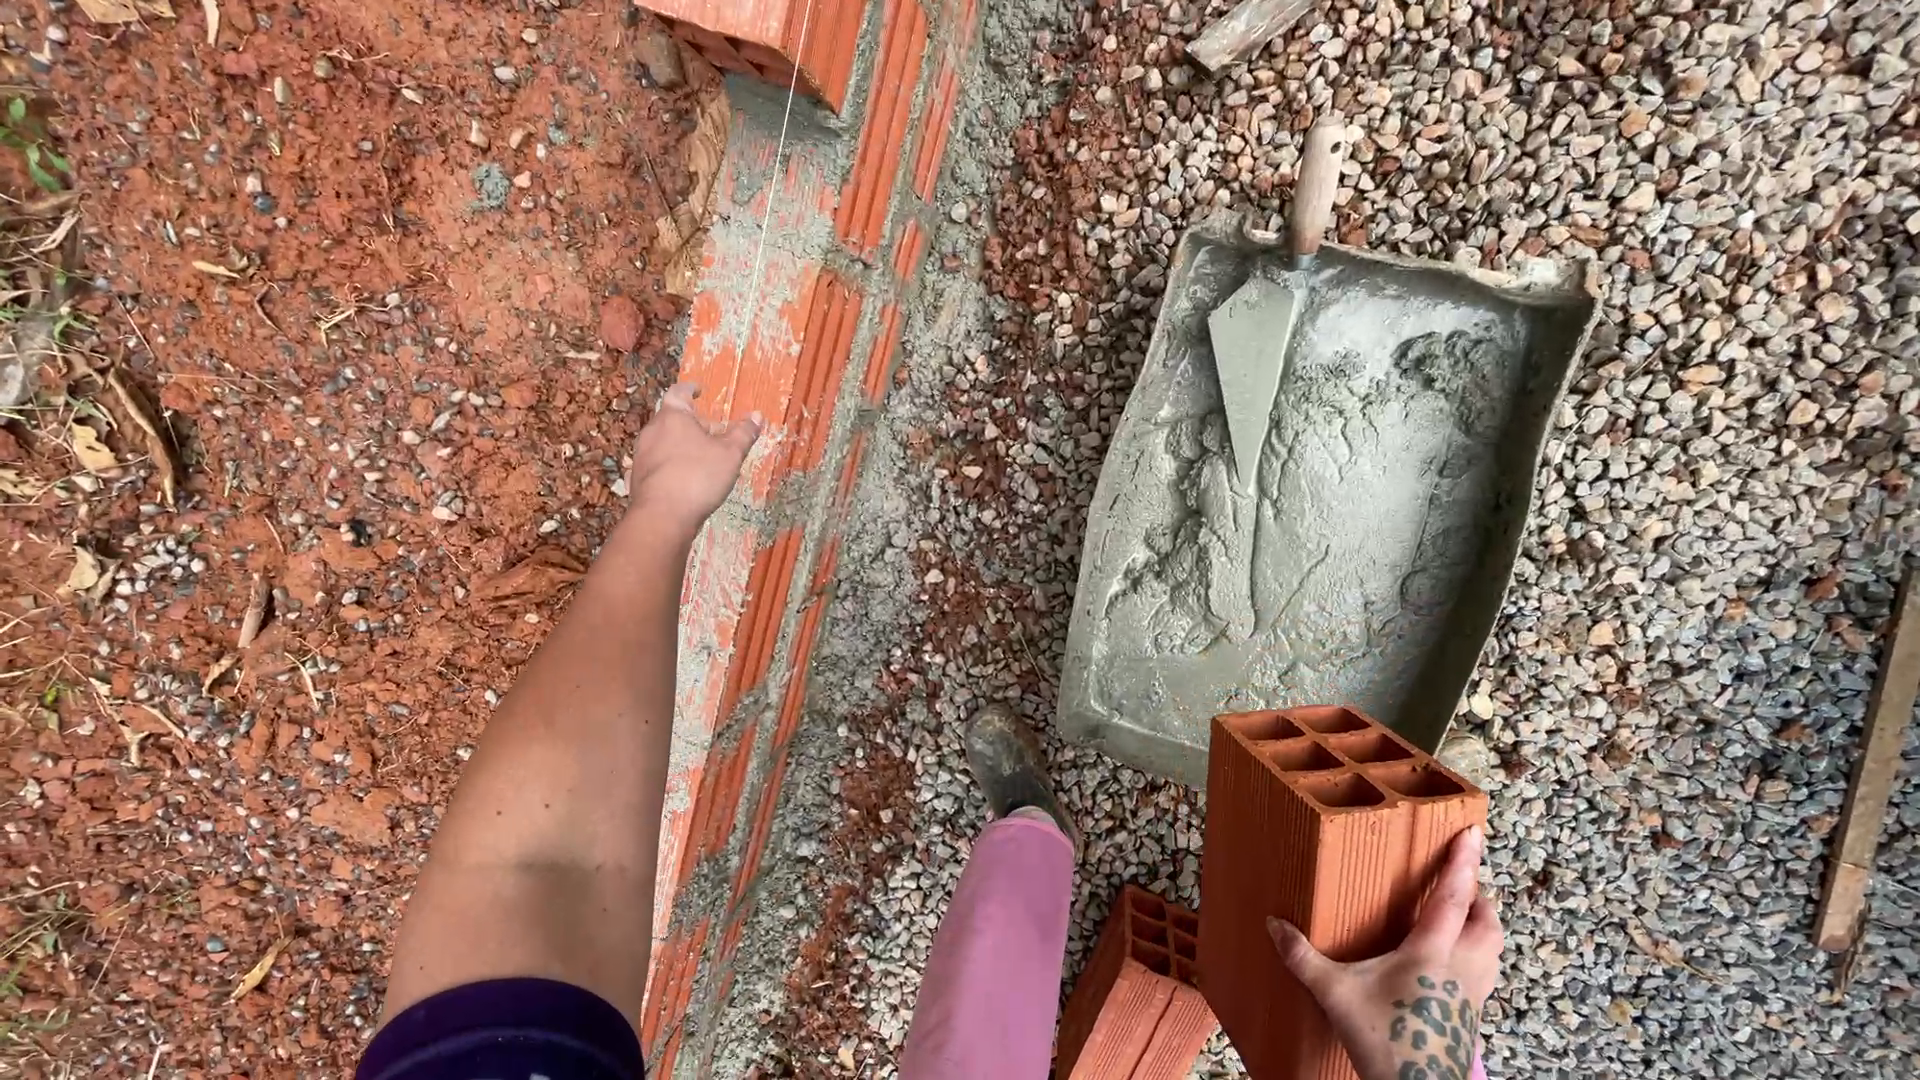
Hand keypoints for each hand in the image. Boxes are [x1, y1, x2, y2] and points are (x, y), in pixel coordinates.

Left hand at [625, 382, 760, 533]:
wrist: (662, 516)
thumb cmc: (698, 476)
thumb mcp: (730, 454)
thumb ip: (743, 434)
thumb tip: (757, 416)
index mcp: (673, 417)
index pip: (679, 393)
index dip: (690, 389)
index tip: (698, 390)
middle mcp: (652, 431)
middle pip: (671, 418)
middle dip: (691, 423)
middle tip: (711, 431)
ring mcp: (642, 454)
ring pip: (663, 441)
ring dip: (681, 444)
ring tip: (701, 456)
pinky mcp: (638, 477)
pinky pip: (658, 463)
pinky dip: (672, 464)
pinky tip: (685, 478)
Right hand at [1268, 825, 1501, 1079]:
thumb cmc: (1383, 1038)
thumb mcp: (1334, 993)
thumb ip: (1303, 956)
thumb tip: (1272, 923)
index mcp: (1431, 952)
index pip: (1453, 897)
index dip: (1462, 862)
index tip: (1472, 832)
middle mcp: (1461, 968)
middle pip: (1487, 923)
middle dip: (1479, 895)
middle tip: (1459, 877)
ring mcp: (1471, 994)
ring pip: (1493, 948)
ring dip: (1482, 924)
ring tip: (1459, 912)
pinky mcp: (1470, 1016)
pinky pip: (1484, 971)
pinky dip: (1476, 952)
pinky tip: (1449, 959)